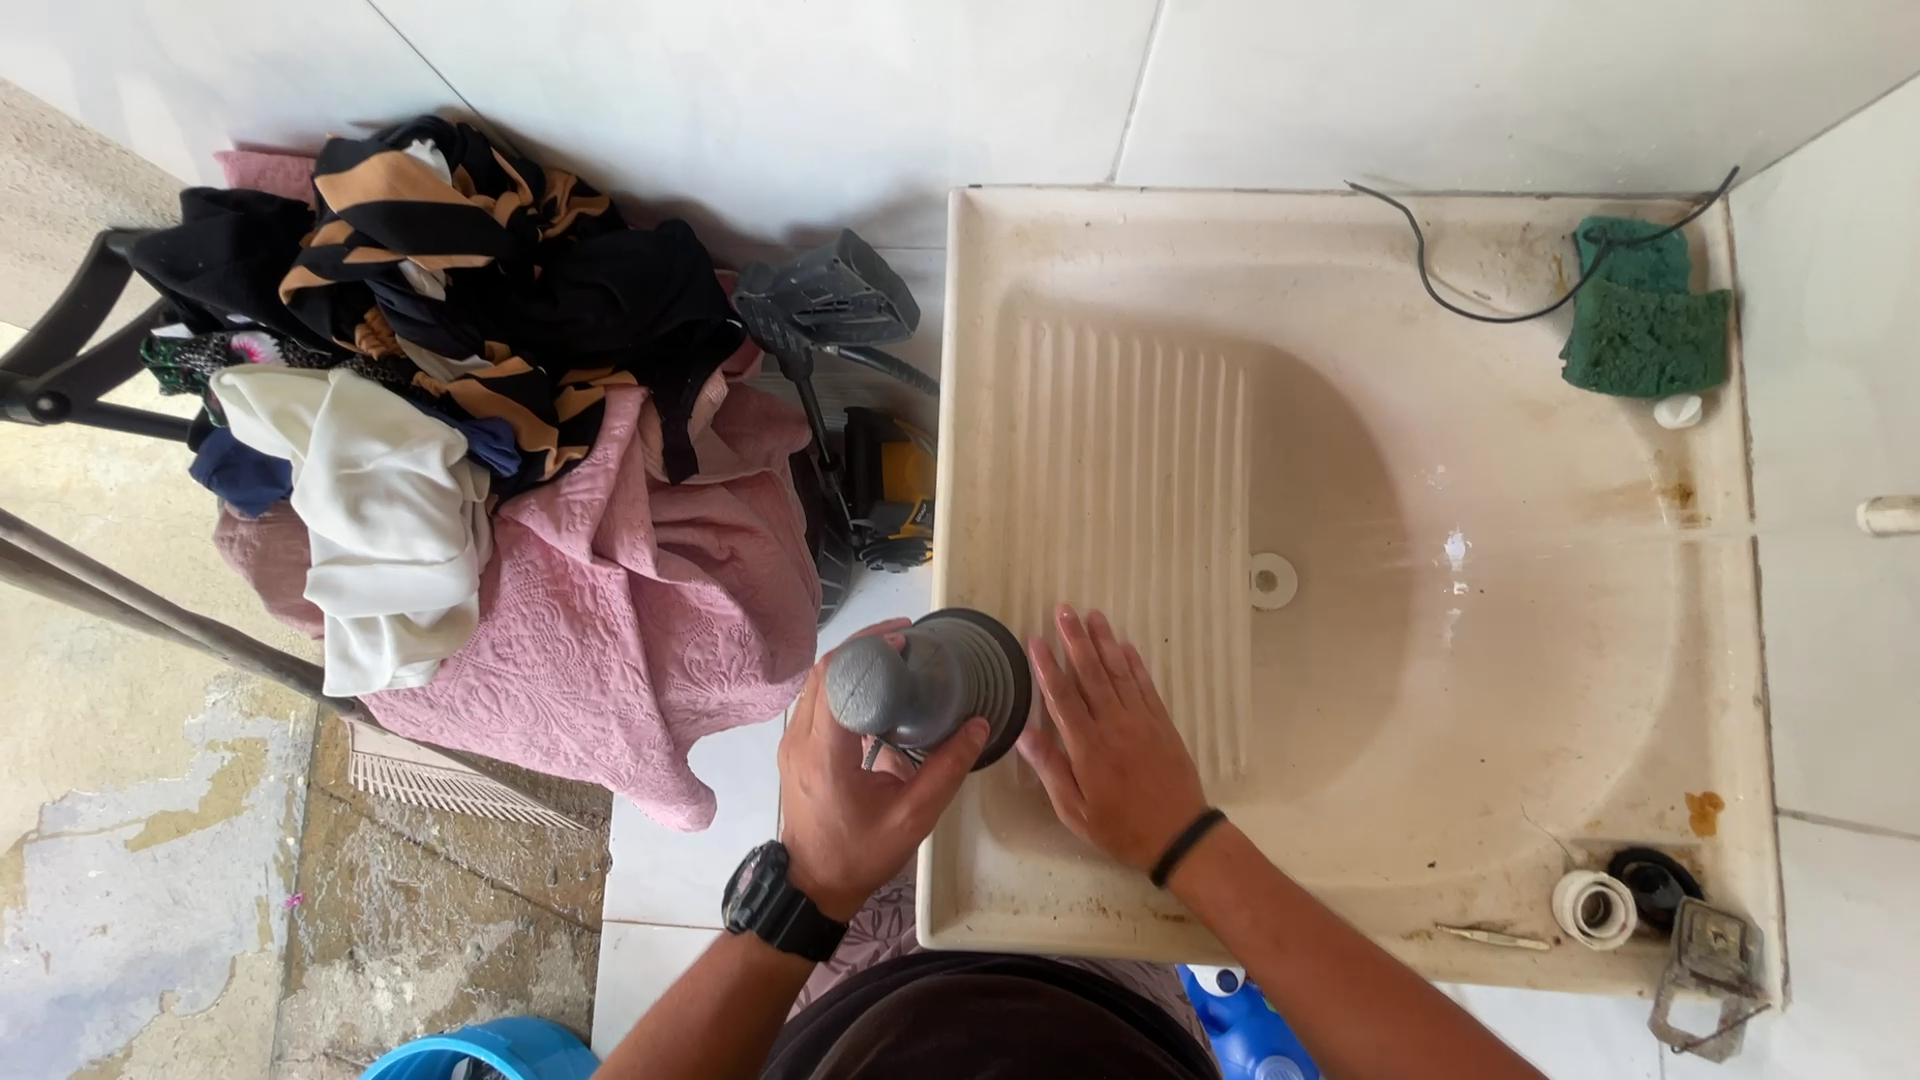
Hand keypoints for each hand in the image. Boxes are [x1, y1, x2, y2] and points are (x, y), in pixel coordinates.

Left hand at [778, 618, 989, 920]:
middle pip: (823, 670)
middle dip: (862, 645)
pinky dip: (842, 680)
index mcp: (825, 755)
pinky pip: (814, 698)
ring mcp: (791, 742)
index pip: (838, 681)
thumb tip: (978, 725)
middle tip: (903, 638)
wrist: (813, 886)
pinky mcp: (794, 747)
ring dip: (851, 660)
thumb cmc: (861, 854)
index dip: (869, 652)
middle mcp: (800, 740)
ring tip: (891, 652)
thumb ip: (947, 769)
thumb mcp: (913, 817)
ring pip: (815, 681)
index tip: (905, 642)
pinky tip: (874, 683)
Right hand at [1017, 605, 1207, 870]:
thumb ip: (1051, 769)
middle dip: (1075, 639)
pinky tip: (1125, 646)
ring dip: (1104, 641)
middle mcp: (1113, 724)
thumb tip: (1024, 734)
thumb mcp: (1075, 810)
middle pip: (1090, 673)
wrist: (1178, 836)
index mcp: (1087, 746)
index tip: (1035, 640)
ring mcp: (1141, 720)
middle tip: (1064, 610)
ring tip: (1093, 615)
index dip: (1047, 666)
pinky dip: (1134, 663)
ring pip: (1118, 672)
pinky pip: (1145, 686)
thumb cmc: (1119, 827)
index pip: (1062, 696)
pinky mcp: (1161, 723)